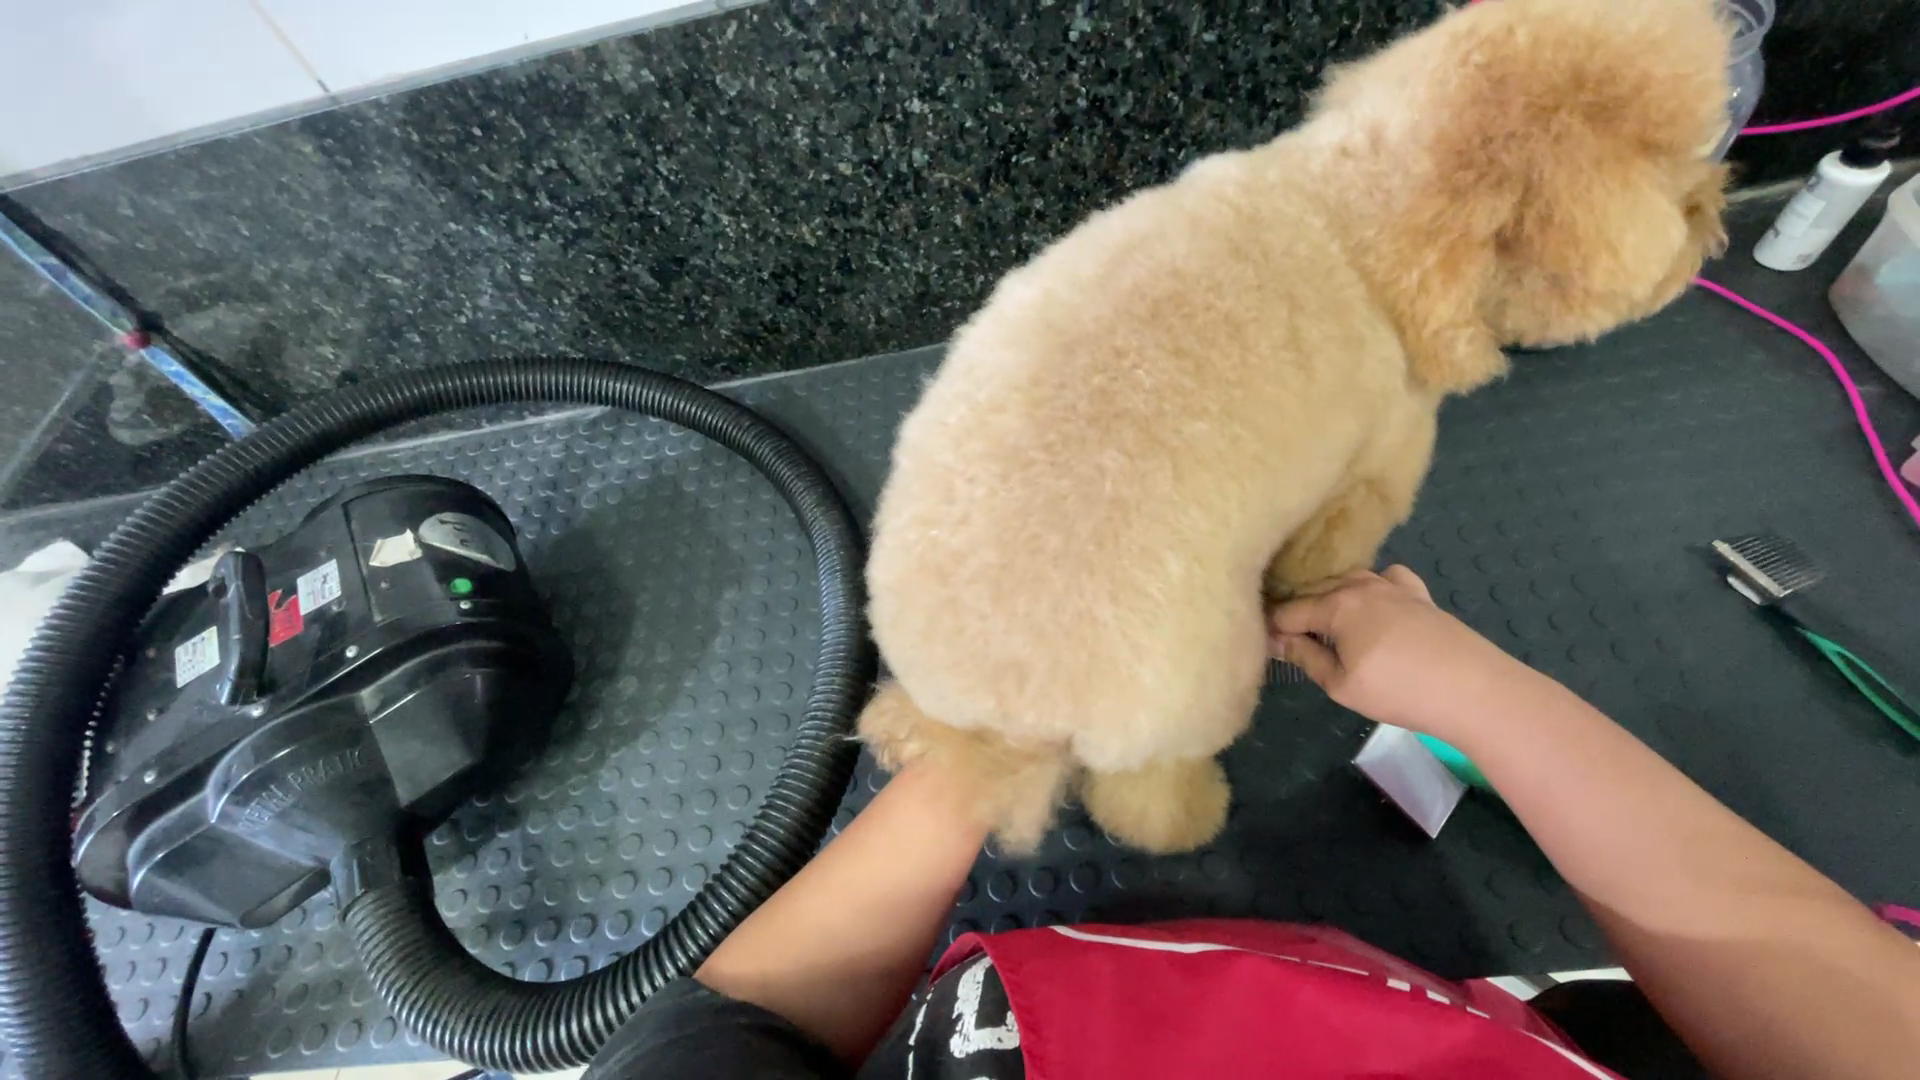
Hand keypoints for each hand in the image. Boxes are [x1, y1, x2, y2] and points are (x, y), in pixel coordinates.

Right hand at [1269, 566, 1530, 737]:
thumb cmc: (1400, 691)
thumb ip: (1305, 658)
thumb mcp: (1341, 685)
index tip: (1263, 647)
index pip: (1287, 612)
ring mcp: (1392, 586)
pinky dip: (1372, 586)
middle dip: (1296, 612)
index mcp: (1336, 605)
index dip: (1270, 630)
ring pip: (1346, 580)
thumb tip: (1278, 641)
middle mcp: (1360, 586)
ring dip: (1329, 598)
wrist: (1477, 690)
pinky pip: (1386, 577)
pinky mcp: (1419, 594)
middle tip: (1290, 641)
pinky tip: (1374, 606)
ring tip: (1326, 625)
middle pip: (1313, 591)